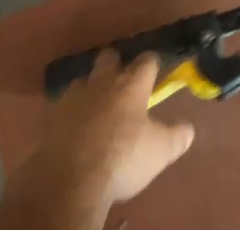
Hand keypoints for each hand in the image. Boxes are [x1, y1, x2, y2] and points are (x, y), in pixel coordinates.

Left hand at [36, 52, 196, 204]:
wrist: (69, 182)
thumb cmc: (121, 159)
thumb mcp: (161, 152)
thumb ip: (178, 136)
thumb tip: (188, 128)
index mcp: (131, 85)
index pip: (146, 60)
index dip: (152, 63)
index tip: (156, 69)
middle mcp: (102, 83)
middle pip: (109, 57)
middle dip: (116, 63)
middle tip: (122, 82)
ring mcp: (73, 98)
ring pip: (82, 80)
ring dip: (89, 88)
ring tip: (95, 106)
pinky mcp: (51, 118)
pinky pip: (62, 107)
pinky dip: (71, 114)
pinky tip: (74, 129)